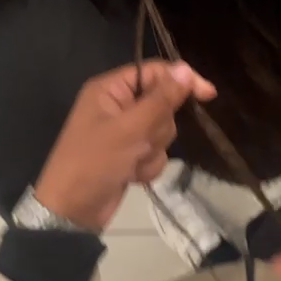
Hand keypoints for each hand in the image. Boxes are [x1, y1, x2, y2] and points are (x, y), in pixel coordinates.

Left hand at [33, 62, 217, 231]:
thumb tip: (185, 69)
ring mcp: (124, 132)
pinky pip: (155, 152)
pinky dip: (148, 165)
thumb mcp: (129, 129)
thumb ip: (160, 99)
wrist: (73, 211)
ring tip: (131, 162)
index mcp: (110, 89)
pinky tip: (131, 176)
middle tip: (139, 142)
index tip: (208, 95)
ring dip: (152, 150)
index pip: (154, 72)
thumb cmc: (94, 162)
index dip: (181, 81)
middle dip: (157, 128)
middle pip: (162, 104)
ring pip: (162, 131)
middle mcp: (118, 106)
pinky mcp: (130, 154)